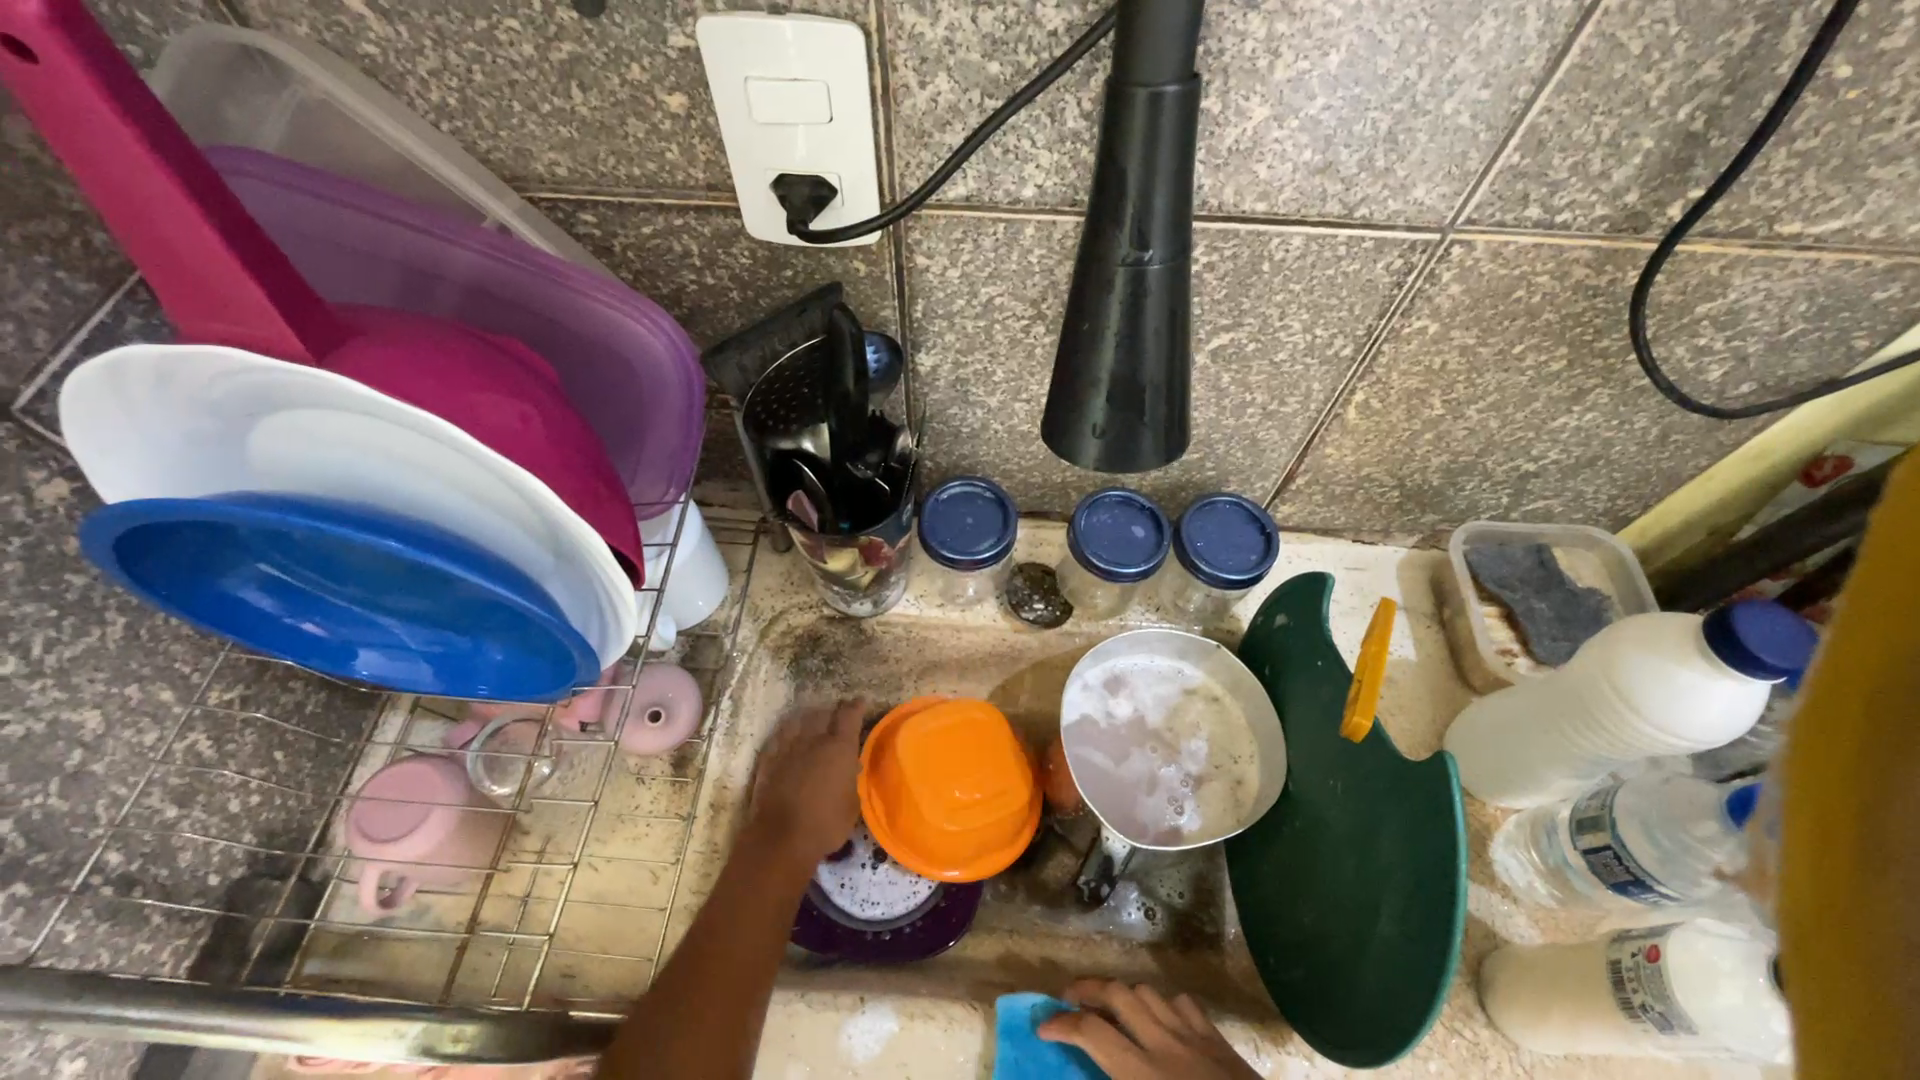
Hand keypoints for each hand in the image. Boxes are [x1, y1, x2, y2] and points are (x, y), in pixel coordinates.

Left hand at [745, 700, 864, 868]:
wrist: (780, 837)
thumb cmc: (825, 824)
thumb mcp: (852, 804)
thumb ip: (851, 780)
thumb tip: (849, 769)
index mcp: (839, 748)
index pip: (849, 715)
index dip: (856, 707)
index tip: (860, 702)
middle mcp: (813, 740)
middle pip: (823, 713)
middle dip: (833, 711)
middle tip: (838, 715)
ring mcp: (788, 748)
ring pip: (799, 721)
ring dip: (809, 718)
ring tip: (813, 721)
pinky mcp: (768, 760)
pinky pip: (780, 736)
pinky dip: (788, 733)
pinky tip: (789, 737)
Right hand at [1037, 979, 1260, 1079]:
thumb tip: (1098, 1069)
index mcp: (1142, 1075)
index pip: (1091, 1032)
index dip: (1061, 1024)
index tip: (1043, 1028)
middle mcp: (1164, 1046)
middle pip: (1117, 994)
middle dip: (1086, 990)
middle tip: (1068, 1001)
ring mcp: (1194, 1038)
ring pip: (1147, 992)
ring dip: (1122, 994)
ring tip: (1109, 1008)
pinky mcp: (1218, 1040)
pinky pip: (1182, 1003)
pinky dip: (1162, 1005)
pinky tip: (1159, 1021)